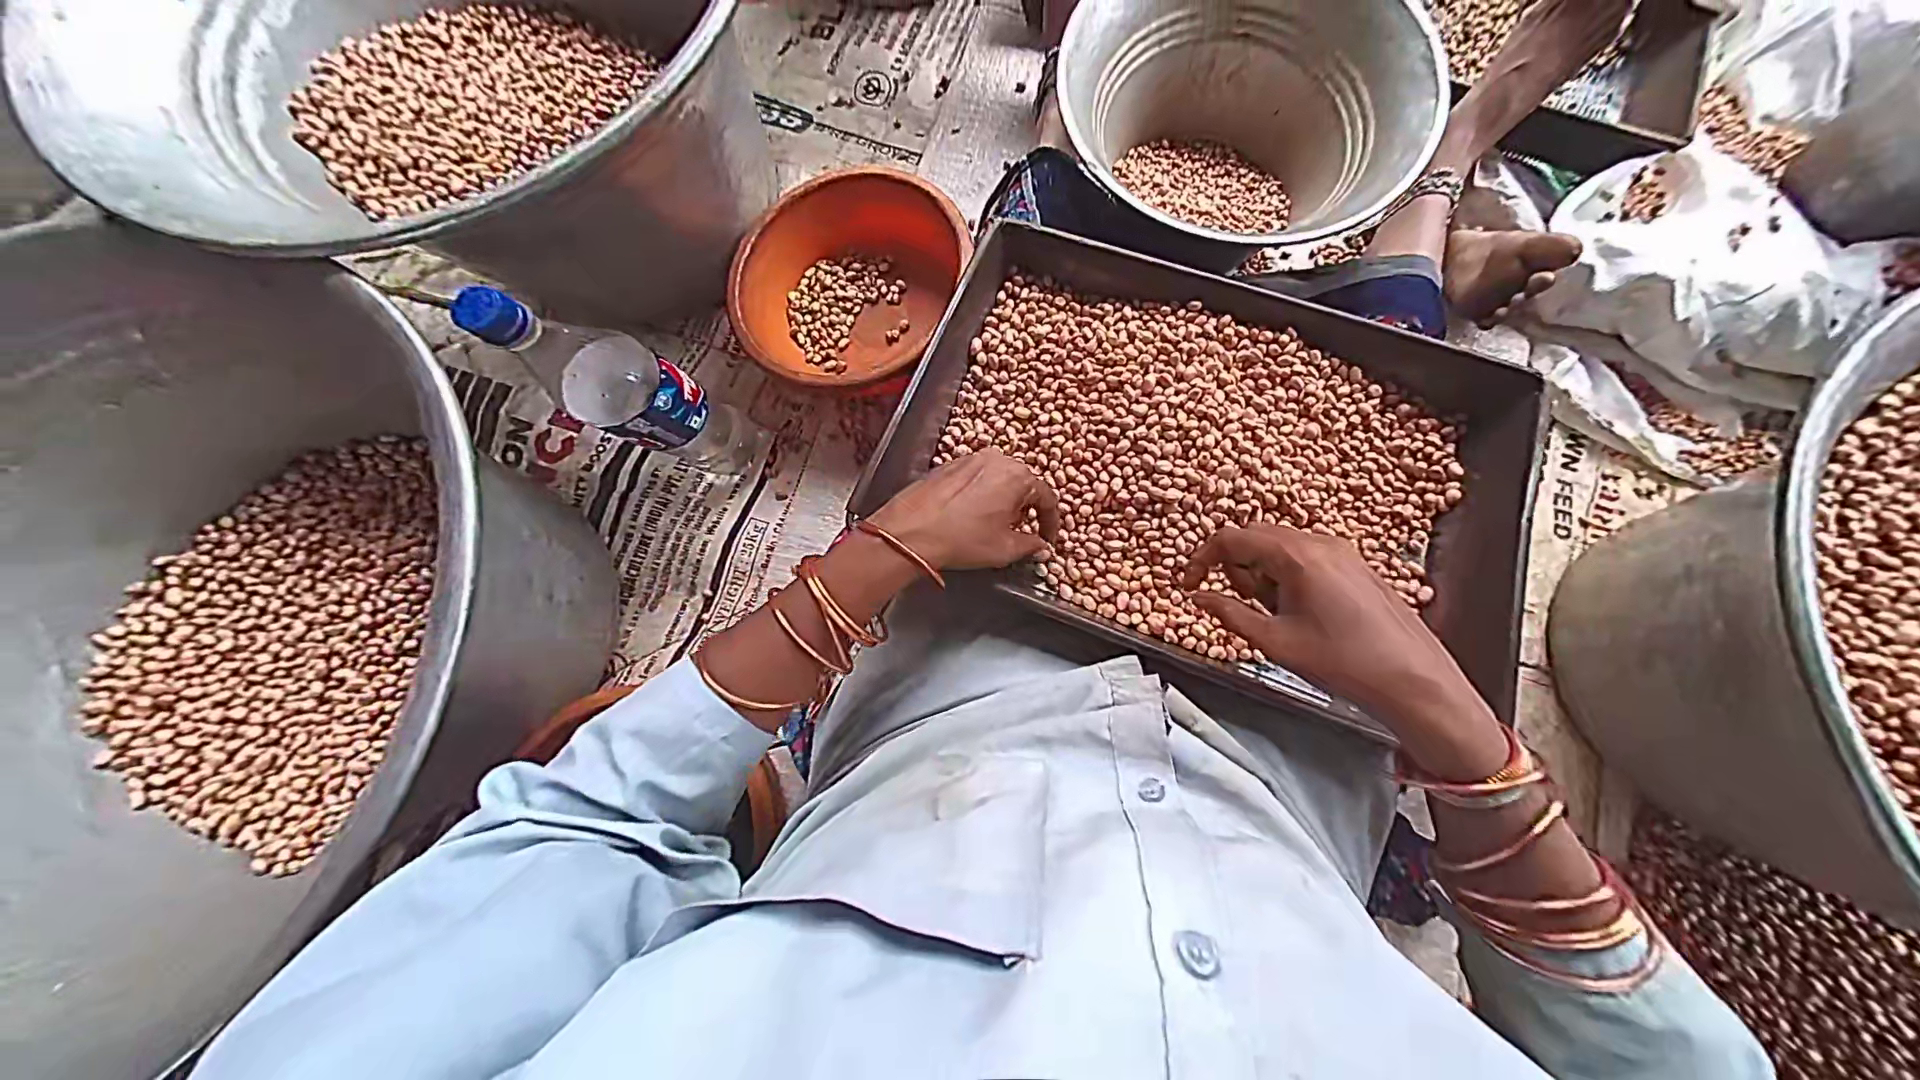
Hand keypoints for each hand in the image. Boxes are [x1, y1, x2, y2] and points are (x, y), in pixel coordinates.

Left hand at [867, 449, 1060, 570]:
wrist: (910, 532)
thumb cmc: (960, 539)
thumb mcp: (1005, 549)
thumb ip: (1031, 545)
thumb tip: (1039, 545)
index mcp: (1018, 476)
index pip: (1047, 498)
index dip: (1050, 522)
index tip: (1047, 538)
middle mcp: (997, 459)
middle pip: (1023, 484)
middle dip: (1026, 510)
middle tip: (1021, 532)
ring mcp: (970, 459)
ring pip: (999, 479)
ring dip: (1003, 500)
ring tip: (994, 526)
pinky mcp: (948, 465)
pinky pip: (976, 478)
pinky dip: (981, 495)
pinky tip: (971, 517)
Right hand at [1181, 524, 1508, 778]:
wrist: (1415, 682)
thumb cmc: (1344, 663)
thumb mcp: (1274, 641)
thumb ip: (1229, 613)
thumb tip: (1199, 598)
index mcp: (1296, 556)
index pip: (1231, 539)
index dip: (1202, 559)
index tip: (1190, 583)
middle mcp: (1320, 543)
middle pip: (1254, 537)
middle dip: (1234, 566)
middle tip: (1237, 603)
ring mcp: (1342, 552)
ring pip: (1279, 546)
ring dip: (1261, 572)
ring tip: (1273, 614)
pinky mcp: (1356, 566)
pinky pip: (1305, 556)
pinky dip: (1286, 575)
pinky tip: (1298, 611)